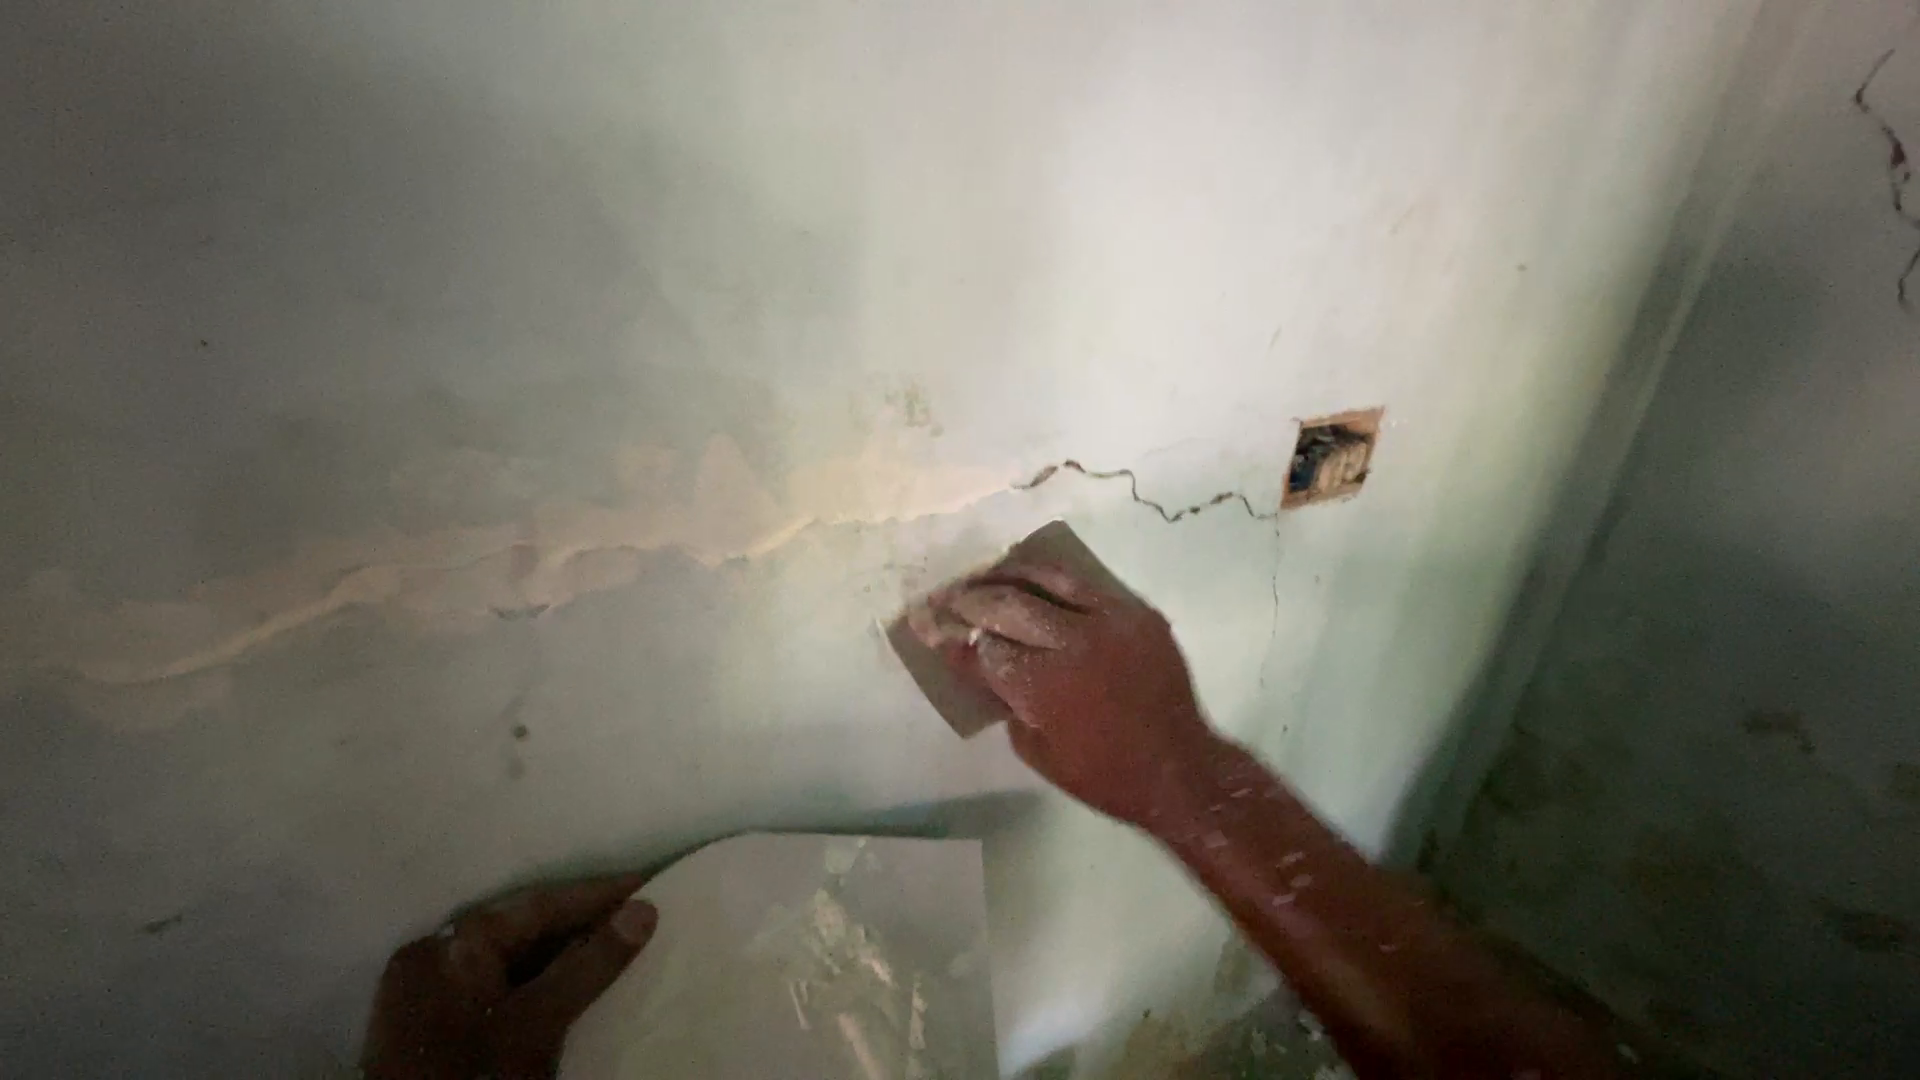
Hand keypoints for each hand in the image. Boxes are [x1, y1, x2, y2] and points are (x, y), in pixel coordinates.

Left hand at [361, 875, 656, 1079]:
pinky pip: (501, 989)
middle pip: (527, 929)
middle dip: (585, 924)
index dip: (599, 894)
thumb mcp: (537, 1023)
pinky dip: (542, 984)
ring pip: (516, 960)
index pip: (541, 904)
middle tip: (641, 915)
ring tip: (620, 947)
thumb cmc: (473, 1078)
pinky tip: (577, 988)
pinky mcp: (436, 1032)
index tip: (649, 884)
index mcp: (452, 945)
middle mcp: (435, 959)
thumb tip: (645, 908)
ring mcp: (431, 998)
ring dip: (567, 956)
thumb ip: (591, 963)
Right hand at [912, 551, 1218, 827]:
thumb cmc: (1103, 773)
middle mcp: (1073, 642)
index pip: (981, 648)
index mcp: (1044, 685)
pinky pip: (1084, 584)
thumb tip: (986, 664)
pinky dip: (1050, 579)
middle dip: (967, 600)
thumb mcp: (1036, 750)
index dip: (947, 635)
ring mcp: (1109, 621)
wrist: (1180, 767)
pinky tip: (1030, 578)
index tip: (923, 622)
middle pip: (1005, 606)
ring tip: (982, 576)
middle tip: (944, 596)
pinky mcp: (1135, 612)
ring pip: (1045, 580)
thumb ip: (1007, 700)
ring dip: (1005, 576)